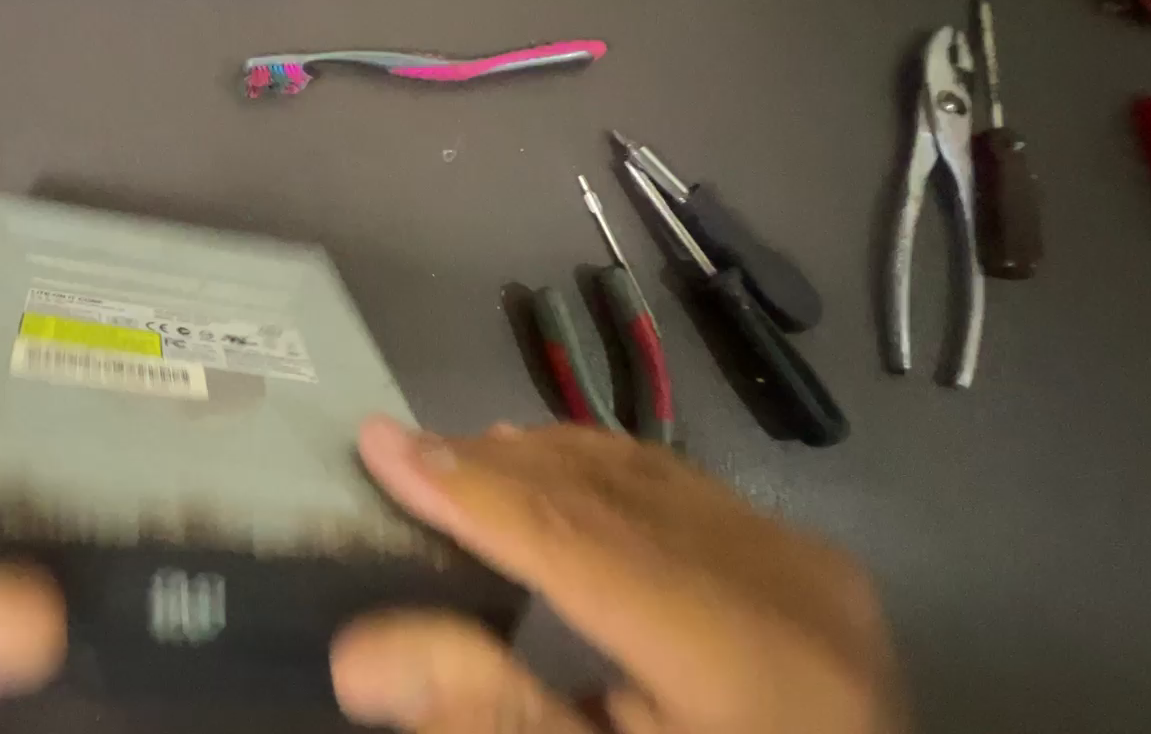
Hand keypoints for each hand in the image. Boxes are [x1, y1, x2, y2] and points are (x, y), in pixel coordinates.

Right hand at [331, 421, 903, 733]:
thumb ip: (486, 714)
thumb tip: (356, 652)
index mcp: (748, 664)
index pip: (577, 543)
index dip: (471, 491)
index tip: (377, 443)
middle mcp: (784, 586)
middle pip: (598, 493)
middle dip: (484, 466)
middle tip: (397, 449)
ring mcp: (794, 556)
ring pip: (625, 469)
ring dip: (524, 459)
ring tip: (445, 456)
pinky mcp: (788, 546)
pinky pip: (659, 476)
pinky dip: (576, 463)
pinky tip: (526, 457)